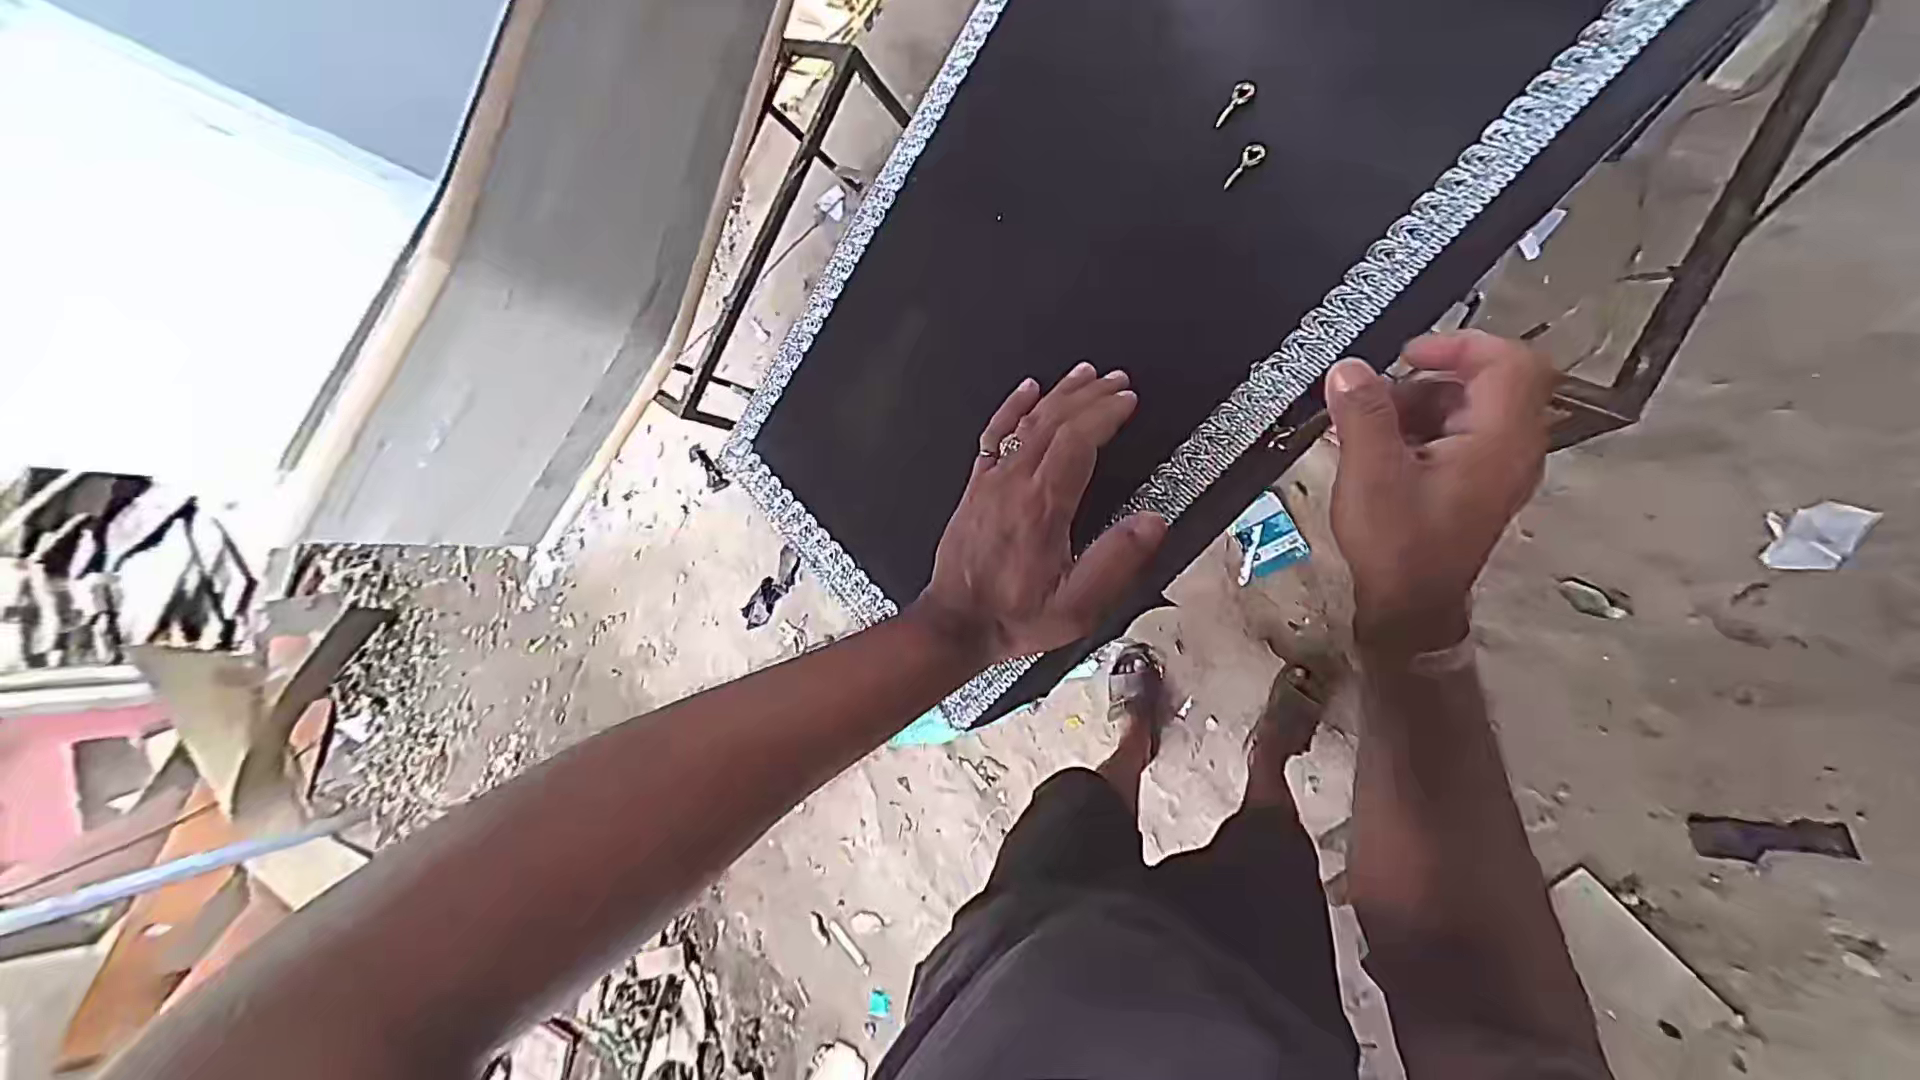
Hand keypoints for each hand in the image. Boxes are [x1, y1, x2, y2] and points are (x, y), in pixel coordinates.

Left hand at [912, 363, 1167, 664]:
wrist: (957, 621)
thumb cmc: (1011, 615)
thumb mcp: (1075, 607)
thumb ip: (1115, 563)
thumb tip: (1151, 524)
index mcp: (1040, 508)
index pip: (1076, 440)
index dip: (1105, 414)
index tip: (1127, 400)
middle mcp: (1012, 486)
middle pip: (1053, 421)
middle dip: (1089, 395)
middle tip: (1116, 381)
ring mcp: (990, 483)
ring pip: (1026, 422)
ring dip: (1058, 395)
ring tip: (1084, 375)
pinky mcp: (976, 488)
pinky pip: (993, 436)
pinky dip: (1011, 409)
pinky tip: (1025, 391)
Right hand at [1324, 330, 1554, 655]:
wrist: (1408, 604)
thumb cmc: (1396, 541)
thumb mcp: (1370, 473)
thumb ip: (1363, 415)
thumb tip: (1350, 368)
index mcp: (1499, 439)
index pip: (1507, 362)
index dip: (1458, 345)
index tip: (1406, 354)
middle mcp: (1511, 449)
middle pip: (1483, 386)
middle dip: (1423, 383)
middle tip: (1373, 400)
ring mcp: (1495, 470)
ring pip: (1465, 413)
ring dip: (1414, 409)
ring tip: (1363, 431)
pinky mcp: (1474, 487)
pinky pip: (1455, 440)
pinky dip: (1417, 434)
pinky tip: (1375, 452)